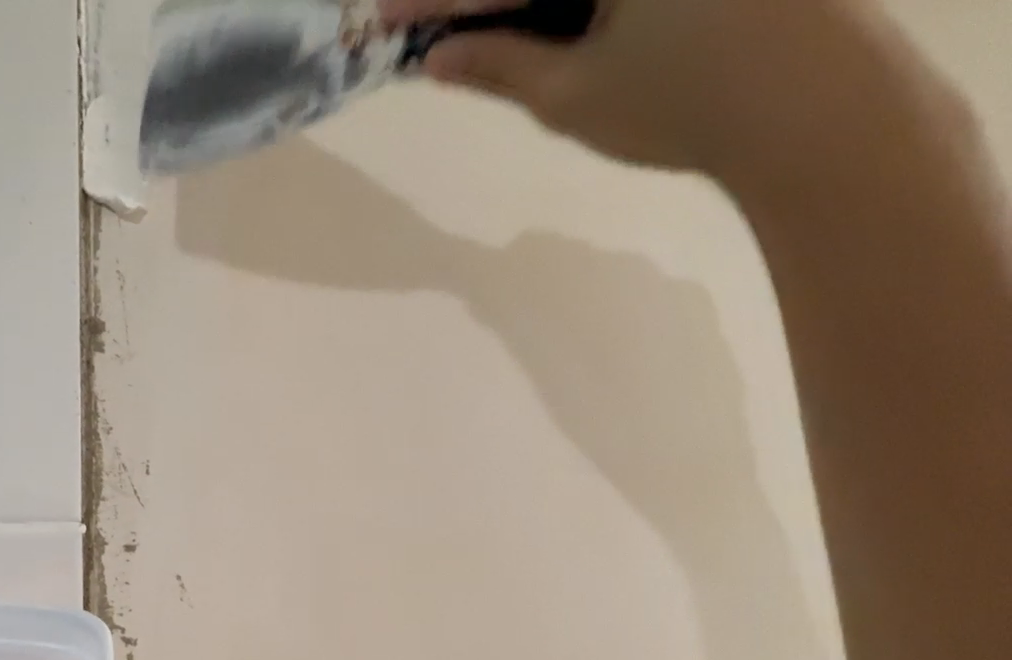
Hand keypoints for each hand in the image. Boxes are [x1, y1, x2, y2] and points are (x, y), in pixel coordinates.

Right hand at [376, 0, 895, 175]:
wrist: (820, 109)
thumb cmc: (682, 105)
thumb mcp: (570, 94)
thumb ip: (497, 66)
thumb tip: (437, 58)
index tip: (379, 16)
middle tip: (432, 29)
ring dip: (519, 2)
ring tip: (474, 33)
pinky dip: (566, 5)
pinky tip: (537, 26)